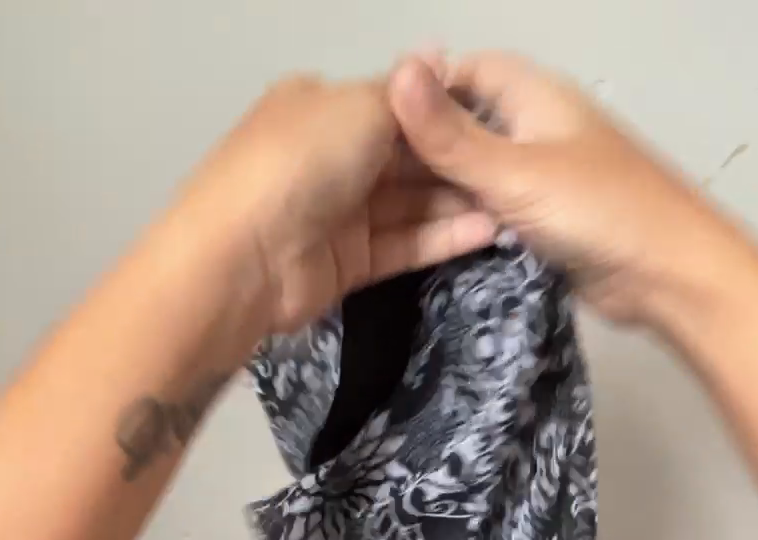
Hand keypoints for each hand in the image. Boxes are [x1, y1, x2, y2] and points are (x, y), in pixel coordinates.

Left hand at [170, 74, 499, 334]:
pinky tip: (487, 231)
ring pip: (408, 206)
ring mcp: (338, 215)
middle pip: (406, 160)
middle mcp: (331, 159)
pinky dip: (440, 239)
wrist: (244, 259)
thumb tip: (439, 57)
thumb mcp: (357, 107)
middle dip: (457, 163)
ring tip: (511, 202)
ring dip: (456, 203)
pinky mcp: (347, 264)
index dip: (445, 115)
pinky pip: (401, 246)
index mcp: (325, 109)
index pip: (396, 108)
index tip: (497, 122)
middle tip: (513, 168)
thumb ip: (405, 94)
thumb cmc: (300, 163)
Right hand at [387, 52, 756, 326]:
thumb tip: (393, 74)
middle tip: (365, 180)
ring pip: (475, 170)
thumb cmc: (595, 210)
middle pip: (465, 122)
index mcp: (533, 95)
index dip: (418, 92)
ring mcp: (540, 174)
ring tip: (384, 210)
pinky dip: (464, 217)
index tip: (367, 129)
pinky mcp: (543, 218)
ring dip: (440, 186)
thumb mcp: (513, 172)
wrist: (664, 275)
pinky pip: (491, 207)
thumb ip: (450, 135)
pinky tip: (429, 236)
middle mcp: (534, 126)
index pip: (462, 71)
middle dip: (422, 144)